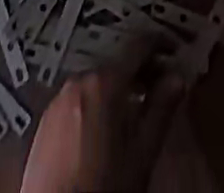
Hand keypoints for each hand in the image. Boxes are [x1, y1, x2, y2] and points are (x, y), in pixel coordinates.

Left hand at [19, 39, 188, 192]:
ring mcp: (58, 100)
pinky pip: (77, 98)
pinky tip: (105, 128)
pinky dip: (95, 102)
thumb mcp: (143, 152)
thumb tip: (177, 79)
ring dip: (117, 88)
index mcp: (104, 82)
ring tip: (134, 111)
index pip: (138, 47)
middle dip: (140, 71)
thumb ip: (162, 109)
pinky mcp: (46, 120)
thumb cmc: (104, 188)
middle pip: (116, 63)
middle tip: (160, 85)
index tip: (172, 49)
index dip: (159, 45)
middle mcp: (78, 82)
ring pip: (95, 81)